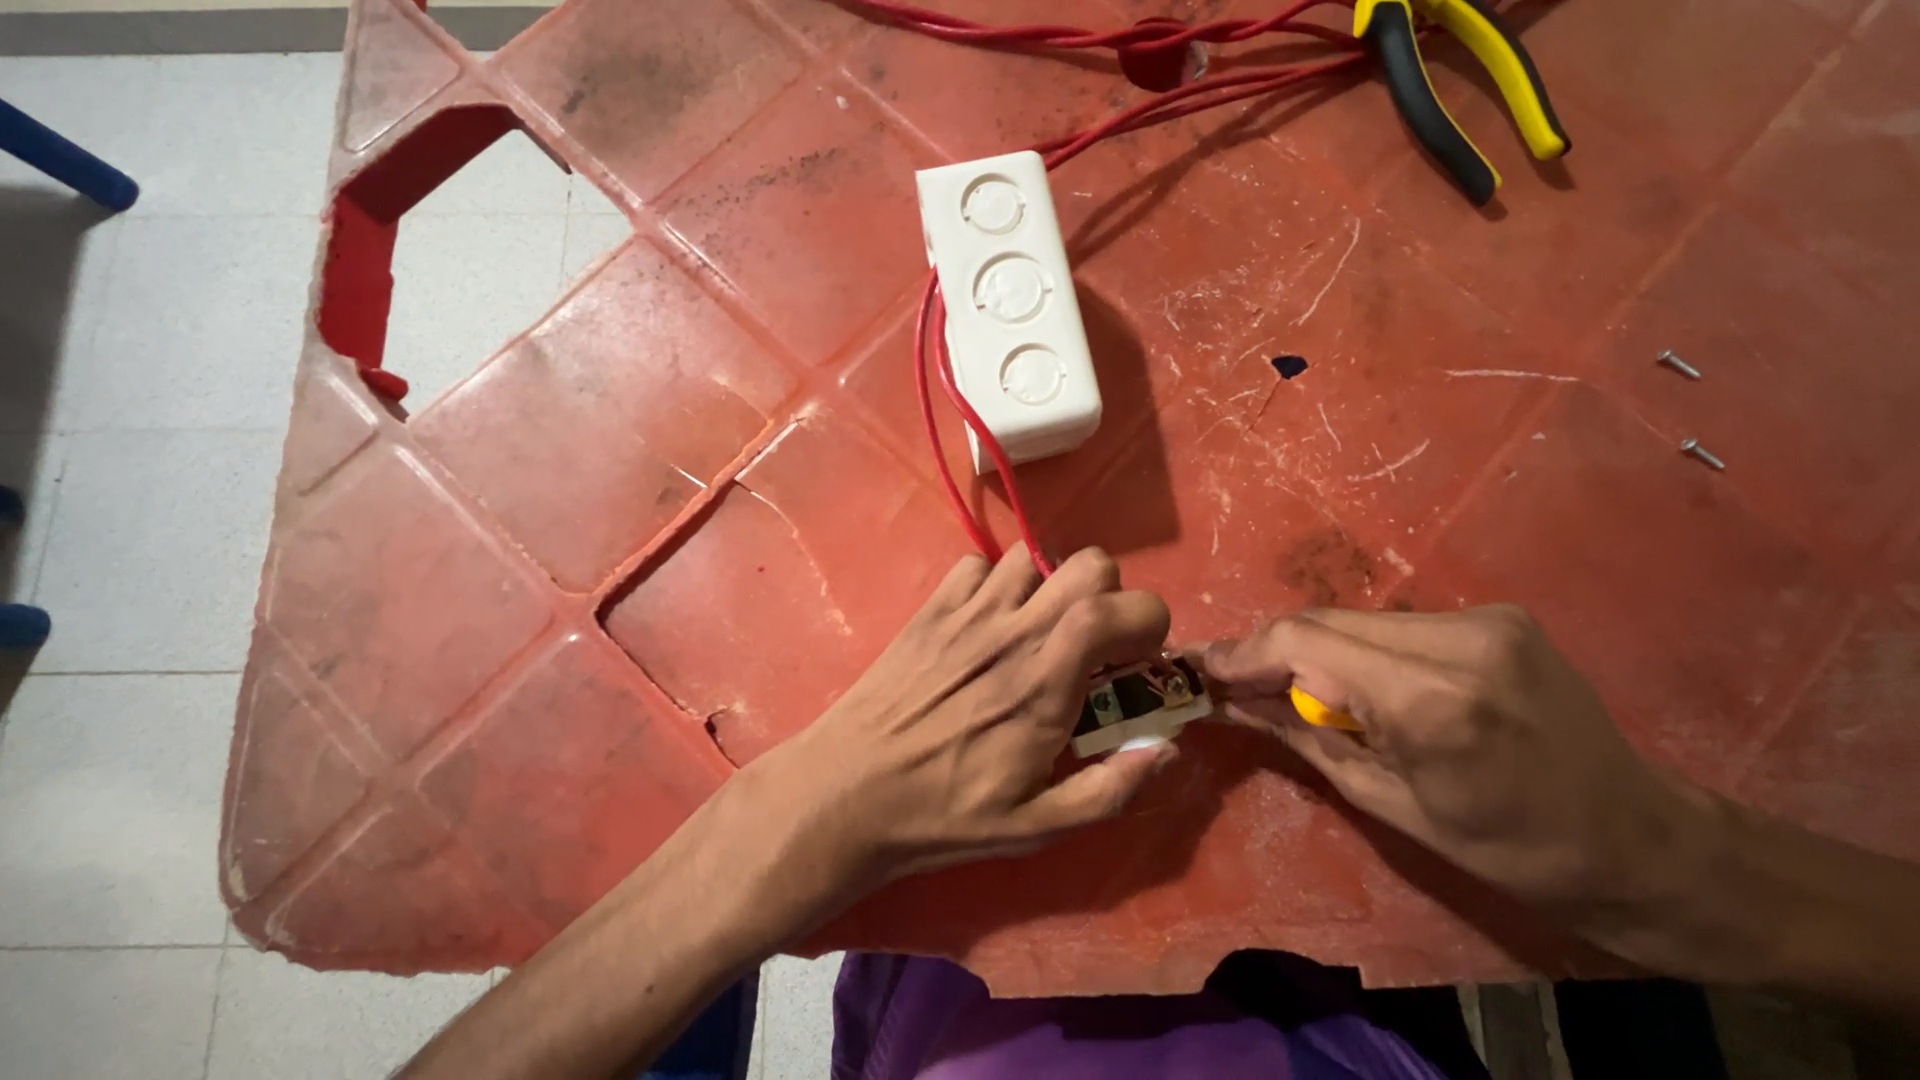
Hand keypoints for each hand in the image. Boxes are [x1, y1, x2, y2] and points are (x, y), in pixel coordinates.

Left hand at [730, 546, 1177, 929]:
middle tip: (1091, 643)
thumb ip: (1110, 790)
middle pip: (1090, 563)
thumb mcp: (1035, 827)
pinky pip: (977, 566)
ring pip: (1034, 557)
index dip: (1146, 622)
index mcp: (1045, 685)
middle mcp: (1012, 633)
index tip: (1136, 660)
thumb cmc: (943, 816)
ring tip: (1036, 632)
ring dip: (1049, 588)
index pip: (1119, 609)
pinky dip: (993, 585)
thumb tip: (1166, 748)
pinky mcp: (930, 609)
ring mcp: (967, 614)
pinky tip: (984, 626)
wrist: (846, 792)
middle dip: (1109, 596)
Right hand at [1201, 606, 1699, 916]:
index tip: (1202, 672)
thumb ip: (1299, 733)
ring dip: (1315, 649)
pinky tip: (1361, 685)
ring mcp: (1484, 618)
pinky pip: (1395, 624)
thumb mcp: (1383, 799)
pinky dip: (1359, 649)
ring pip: (1355, 618)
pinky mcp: (1496, 615)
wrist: (1634, 840)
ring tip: (1296, 689)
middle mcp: (1458, 638)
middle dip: (1270, 650)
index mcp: (1431, 698)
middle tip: (1235, 683)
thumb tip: (1228, 700)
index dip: (1242, 652)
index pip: (1303, 640)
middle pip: (1322, 619)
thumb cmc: (1504, 848)